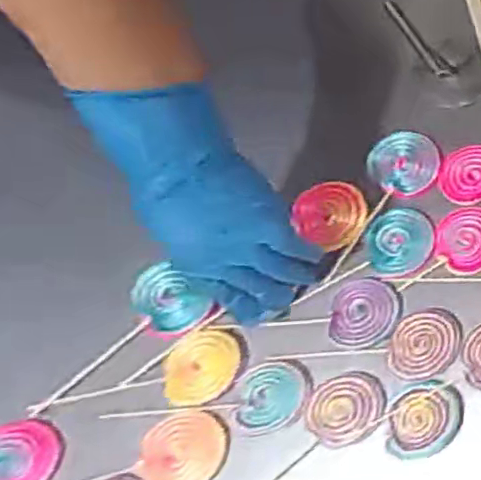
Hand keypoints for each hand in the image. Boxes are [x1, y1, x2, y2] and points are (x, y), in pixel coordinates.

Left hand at [68, 83, 321, 323]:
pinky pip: (299, 250)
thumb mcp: (174, 234)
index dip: (251, 310)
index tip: (261, 314)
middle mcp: (226, 266)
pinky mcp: (272, 230)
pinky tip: (315, 255)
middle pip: (265, 292)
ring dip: (302, 276)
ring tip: (311, 274)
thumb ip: (202, 252)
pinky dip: (309, 255)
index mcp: (198, 268)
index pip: (231, 300)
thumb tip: (223, 258)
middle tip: (292, 293)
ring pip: (287, 275)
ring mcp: (251, 249)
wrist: (177, 165)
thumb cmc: (164, 192)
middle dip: (282, 297)